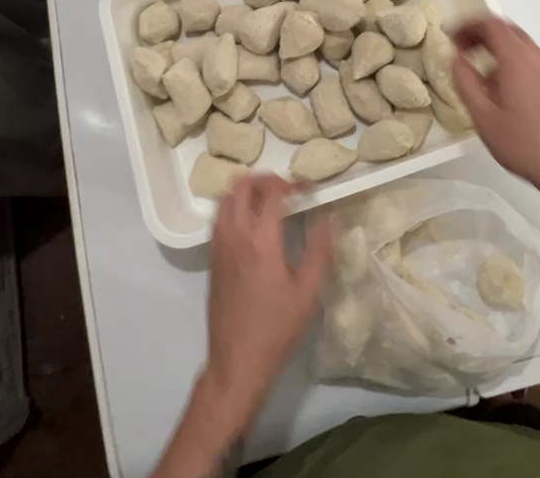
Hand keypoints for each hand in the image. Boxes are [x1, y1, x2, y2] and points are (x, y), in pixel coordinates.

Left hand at [203, 174, 332, 410]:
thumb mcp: (308, 292)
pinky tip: (252, 223)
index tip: (310, 189)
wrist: (237, 360)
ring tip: (270, 200)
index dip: (292, 184)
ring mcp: (218, 245)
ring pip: (225, 198)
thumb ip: (320, 250)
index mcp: (260, 240)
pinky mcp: (212, 257)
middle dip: (265, 179)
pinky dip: (234, 206)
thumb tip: (328, 218)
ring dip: (246, 190)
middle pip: (241, 186)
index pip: (272, 193)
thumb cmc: (277, 328)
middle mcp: (234, 235)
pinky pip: (219, 217)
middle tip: (287, 190)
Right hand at [451, 15, 539, 195]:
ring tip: (483, 75)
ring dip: (499, 49)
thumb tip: (456, 58)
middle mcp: (538, 58)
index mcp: (517, 60)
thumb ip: (465, 82)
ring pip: (523, 46)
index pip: (491, 24)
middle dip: (482, 34)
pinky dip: (515, 62)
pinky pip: (534, 62)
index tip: (451, 37)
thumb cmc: (523, 145)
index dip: (468, 25)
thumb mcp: (482, 118)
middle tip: (463, 50)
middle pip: (508, 30)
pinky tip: (508, 92)